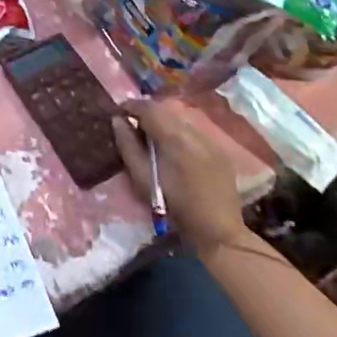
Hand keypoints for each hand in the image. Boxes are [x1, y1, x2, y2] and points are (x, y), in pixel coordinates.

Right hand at [112, 97, 250, 251]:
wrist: (217, 230)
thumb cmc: (174, 206)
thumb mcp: (142, 177)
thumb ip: (128, 145)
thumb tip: (117, 121)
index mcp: (175, 137)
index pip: (149, 108)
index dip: (131, 105)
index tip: (119, 112)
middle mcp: (195, 131)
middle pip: (165, 110)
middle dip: (147, 113)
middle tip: (133, 125)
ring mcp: (210, 139)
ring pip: (180, 119)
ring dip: (163, 122)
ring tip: (152, 137)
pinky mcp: (219, 149)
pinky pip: (194, 131)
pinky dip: (179, 133)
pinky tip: (174, 150)